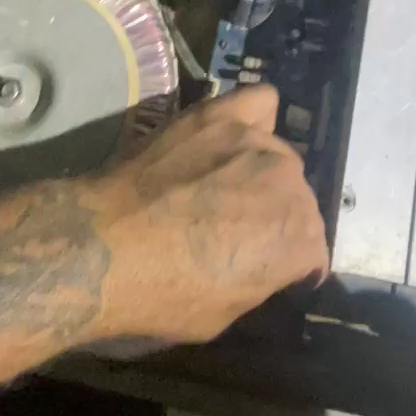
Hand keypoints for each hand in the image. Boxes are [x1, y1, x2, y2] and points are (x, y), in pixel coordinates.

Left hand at [88, 84, 327, 344]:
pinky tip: (236, 137)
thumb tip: (269, 262)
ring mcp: (255, 142)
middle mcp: (289, 183)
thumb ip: (262, 278)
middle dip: (276, 218)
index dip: (289, 264)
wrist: (102, 245)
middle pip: (298, 199)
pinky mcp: (220, 114)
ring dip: (262, 174)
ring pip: (280, 156)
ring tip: (224, 187)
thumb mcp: (224, 314)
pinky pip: (261, 101)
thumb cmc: (160, 292)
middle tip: (236, 230)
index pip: (313, 250)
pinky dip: (258, 119)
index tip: (264, 268)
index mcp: (297, 238)